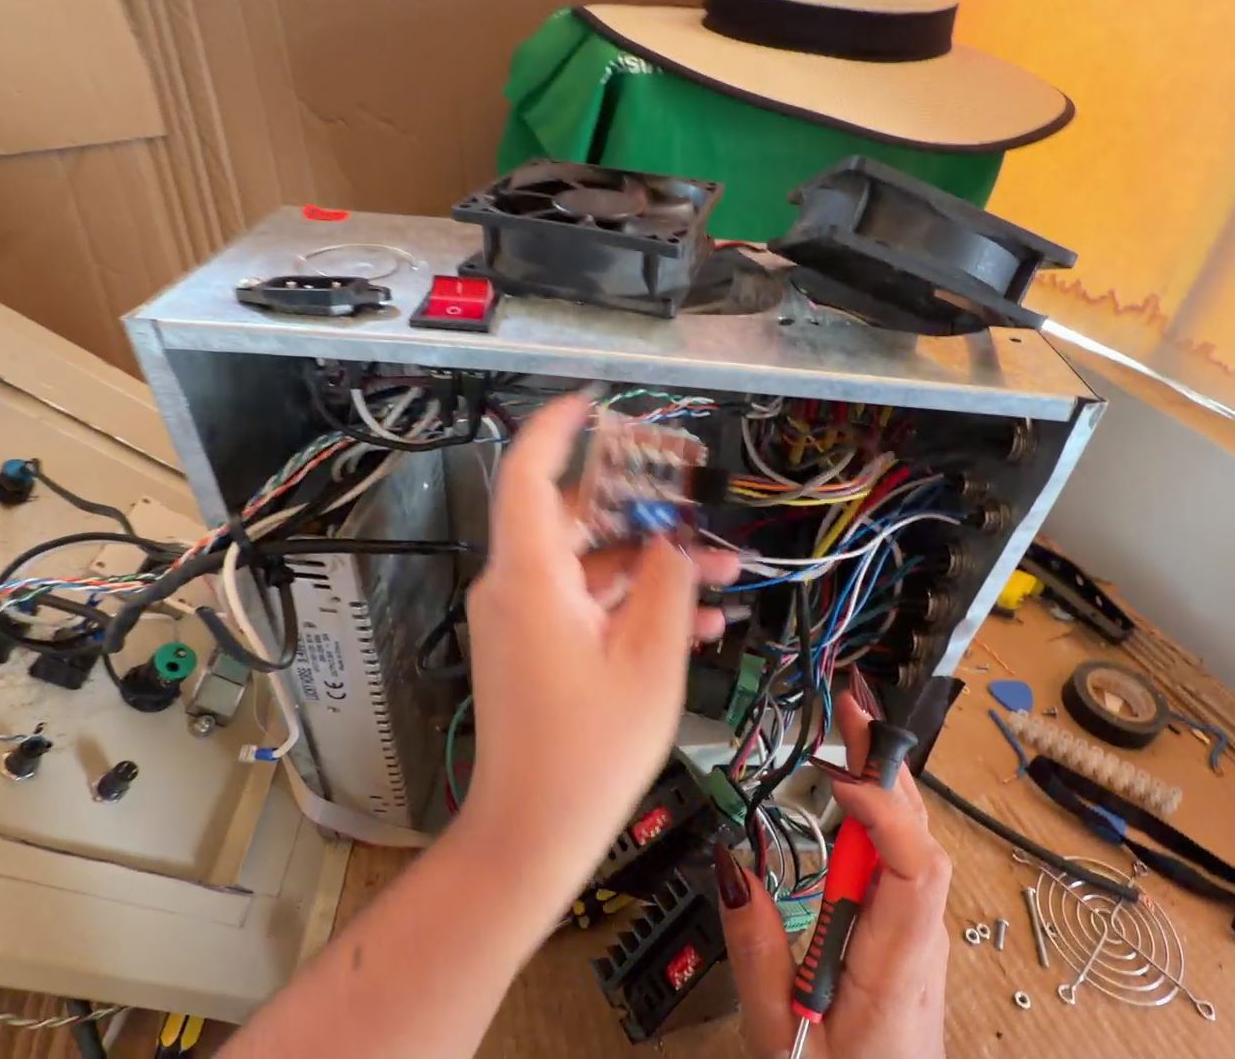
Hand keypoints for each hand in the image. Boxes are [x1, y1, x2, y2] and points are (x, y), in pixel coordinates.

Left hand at [462, 393, 739, 858]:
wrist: (535, 829)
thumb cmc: (585, 755)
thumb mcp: (650, 658)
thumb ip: (668, 581)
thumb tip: (679, 534)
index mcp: (531, 578)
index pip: (529, 473)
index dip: (558, 429)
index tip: (594, 405)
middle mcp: (516, 588)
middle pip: (578, 519)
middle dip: (646, 513)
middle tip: (699, 509)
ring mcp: (523, 618)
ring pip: (592, 565)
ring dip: (653, 566)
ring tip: (719, 576)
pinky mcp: (535, 645)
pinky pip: (586, 604)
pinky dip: (632, 603)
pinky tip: (691, 621)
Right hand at [716, 683, 952, 1058]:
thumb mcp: (780, 1031)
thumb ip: (756, 949)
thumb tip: (734, 863)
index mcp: (897, 965)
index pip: (913, 865)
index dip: (882, 808)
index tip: (836, 773)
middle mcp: (920, 939)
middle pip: (920, 833)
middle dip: (886, 763)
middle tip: (851, 707)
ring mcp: (921, 933)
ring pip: (918, 839)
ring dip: (886, 778)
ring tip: (854, 728)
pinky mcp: (910, 932)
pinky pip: (905, 856)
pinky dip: (884, 808)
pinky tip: (862, 789)